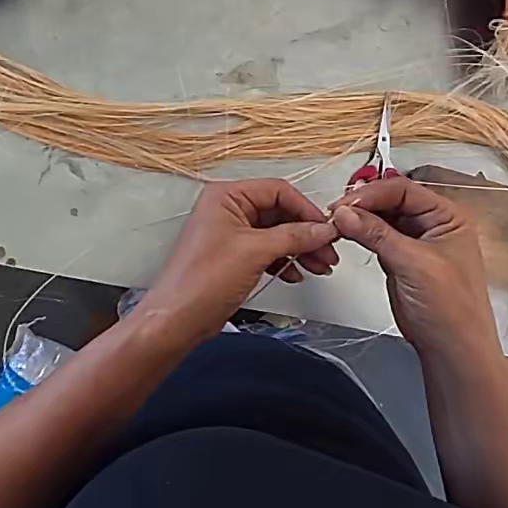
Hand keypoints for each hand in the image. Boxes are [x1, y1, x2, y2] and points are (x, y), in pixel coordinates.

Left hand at [138, 179, 340, 342]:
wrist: (179, 317)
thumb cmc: (201, 280)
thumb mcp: (255, 252)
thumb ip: (293, 237)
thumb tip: (322, 229)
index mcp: (225, 196)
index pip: (277, 190)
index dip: (305, 209)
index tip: (327, 229)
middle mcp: (226, 209)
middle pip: (278, 211)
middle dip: (305, 232)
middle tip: (328, 252)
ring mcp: (229, 232)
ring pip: (275, 232)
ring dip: (299, 248)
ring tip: (319, 266)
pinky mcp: (233, 254)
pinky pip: (267, 249)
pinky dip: (284, 260)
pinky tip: (296, 274)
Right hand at [328, 176, 498, 363]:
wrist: (452, 350)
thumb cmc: (451, 308)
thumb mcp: (414, 264)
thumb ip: (377, 234)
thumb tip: (343, 211)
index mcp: (447, 216)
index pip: (402, 190)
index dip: (371, 194)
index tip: (344, 204)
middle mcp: (430, 222)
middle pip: (388, 199)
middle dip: (360, 204)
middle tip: (334, 213)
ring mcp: (412, 239)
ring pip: (377, 215)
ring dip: (355, 217)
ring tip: (334, 223)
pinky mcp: (396, 255)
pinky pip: (372, 233)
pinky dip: (356, 231)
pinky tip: (342, 232)